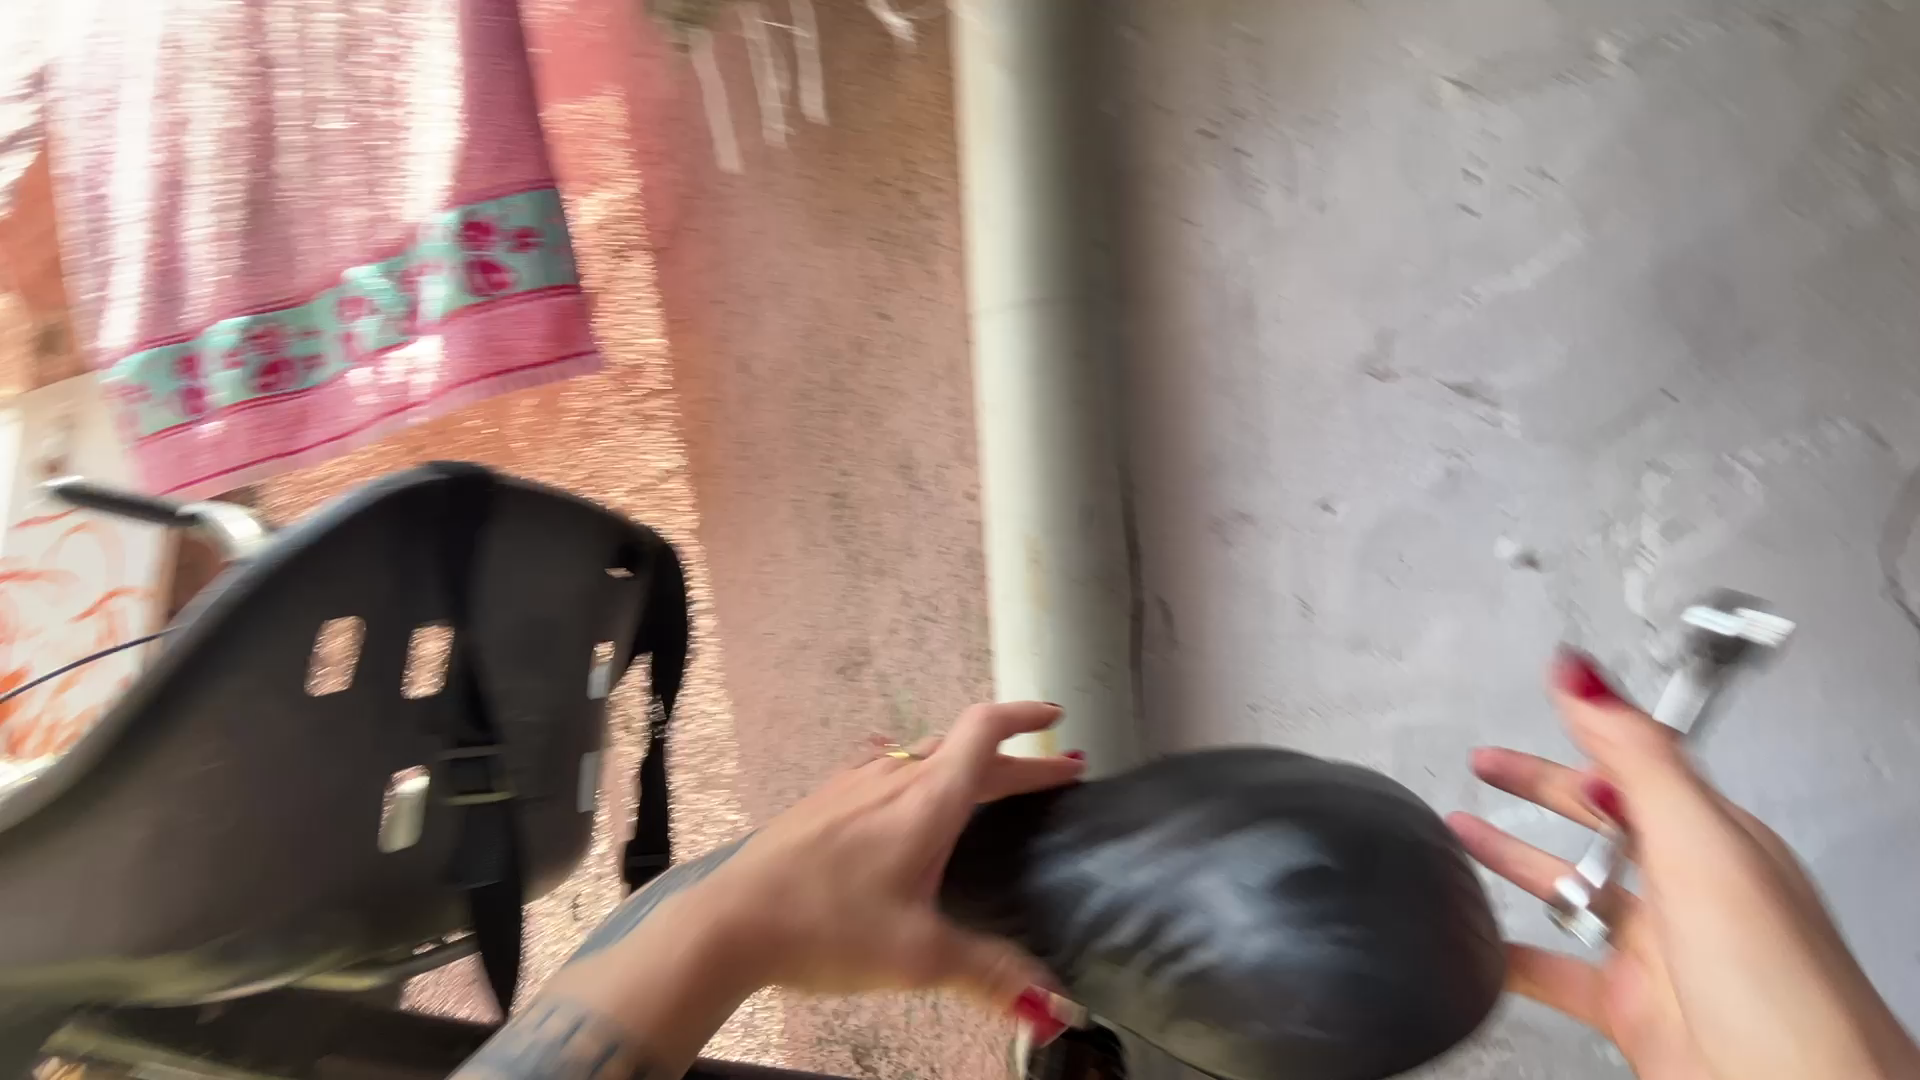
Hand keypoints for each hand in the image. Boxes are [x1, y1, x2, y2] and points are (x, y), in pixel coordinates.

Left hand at [463, 703, 1083, 1079]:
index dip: (1024, 717)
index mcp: (929, 797)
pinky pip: (893, 769)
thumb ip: (992, 976)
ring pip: (929, 756)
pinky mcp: (829, 797)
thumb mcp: (918, 958)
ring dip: (970, 765)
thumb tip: (1058, 1010)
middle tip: (1055, 773)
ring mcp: (858, 781)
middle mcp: (897, 775)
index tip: (1056, 718)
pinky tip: (910, 794)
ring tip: (992, 785)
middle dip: (1017, 759)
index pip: (985, 731)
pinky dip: (926, 774)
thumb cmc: (831, 927)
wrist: (732, 919)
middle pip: (967, 749)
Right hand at [1450, 651, 1919, 1079]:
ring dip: (1511, 859)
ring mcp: (1656, 949)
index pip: (1635, 765)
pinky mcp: (1630, 1004)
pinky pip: (1549, 967)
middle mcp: (1685, 891)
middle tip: (1489, 764)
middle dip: (1537, 785)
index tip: (1557, 692)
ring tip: (1461, 833)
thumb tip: (1579, 675)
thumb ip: (1636, 757)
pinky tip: (1482, 944)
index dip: (1589, 727)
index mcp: (1710, 842)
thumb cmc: (1780, 994)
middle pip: (1596, 819)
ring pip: (1566, 887)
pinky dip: (1508, 954)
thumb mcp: (1700, 849)